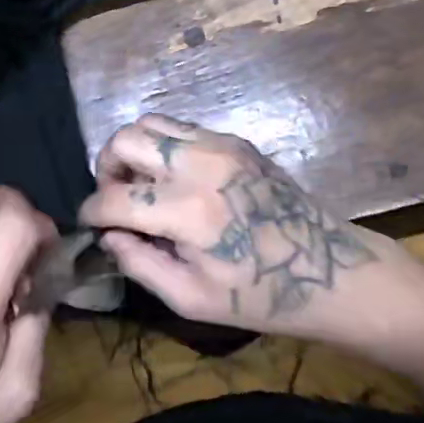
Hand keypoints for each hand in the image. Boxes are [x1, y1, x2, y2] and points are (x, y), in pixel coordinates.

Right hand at [79, 114, 405, 338]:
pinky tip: (174, 179)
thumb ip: (138, 263)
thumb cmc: (260, 296)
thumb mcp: (189, 299)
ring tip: (143, 184)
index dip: (91, 213)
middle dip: (107, 168)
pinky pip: (178, 128)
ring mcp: (220, 146)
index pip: (113, 199)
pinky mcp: (234, 140)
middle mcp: (200, 166)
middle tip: (117, 198)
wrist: (332, 273)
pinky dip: (162, 148)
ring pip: (148, 123)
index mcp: (189, 212)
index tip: (91, 224)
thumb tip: (108, 235)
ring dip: (133, 152)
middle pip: (125, 140)